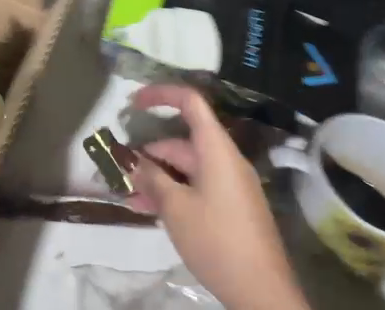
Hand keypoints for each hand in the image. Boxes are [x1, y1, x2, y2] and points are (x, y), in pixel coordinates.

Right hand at [125, 85, 309, 309]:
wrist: (264, 294)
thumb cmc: (217, 240)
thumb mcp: (176, 208)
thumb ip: (151, 178)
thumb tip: (133, 161)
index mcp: (216, 150)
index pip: (190, 103)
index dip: (161, 95)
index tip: (133, 103)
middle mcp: (225, 161)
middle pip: (183, 142)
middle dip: (149, 153)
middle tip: (120, 169)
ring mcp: (230, 186)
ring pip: (186, 169)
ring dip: (157, 177)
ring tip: (128, 195)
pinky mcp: (231, 210)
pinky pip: (196, 188)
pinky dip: (173, 193)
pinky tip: (148, 211)